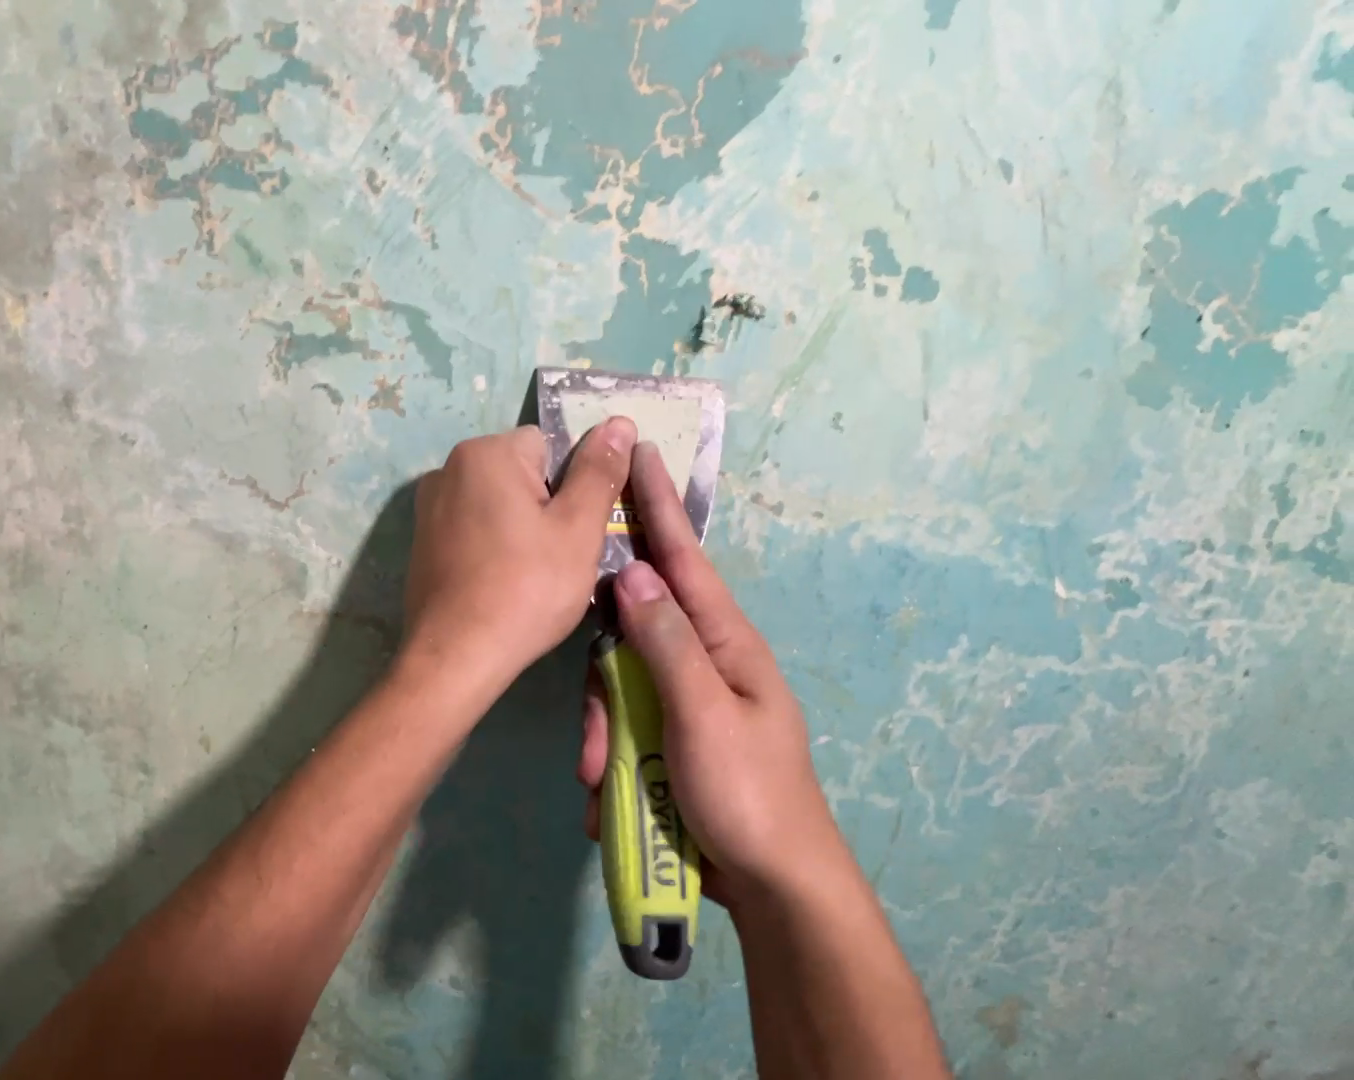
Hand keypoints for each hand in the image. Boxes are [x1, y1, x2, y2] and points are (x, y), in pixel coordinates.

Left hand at [403, 418, 635, 688]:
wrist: (455, 656)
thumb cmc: (525, 589)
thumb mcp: (578, 529)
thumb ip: (599, 471)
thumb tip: (619, 423)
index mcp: (484, 453)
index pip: (550, 445)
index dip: (574, 485)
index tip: (578, 528)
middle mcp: (447, 469)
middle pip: (522, 473)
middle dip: (547, 507)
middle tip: (561, 556)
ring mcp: (429, 507)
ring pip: (498, 505)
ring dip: (521, 529)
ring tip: (534, 576)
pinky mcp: (422, 542)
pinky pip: (474, 530)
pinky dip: (493, 548)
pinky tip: (503, 584)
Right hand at [578, 443, 851, 905]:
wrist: (776, 887)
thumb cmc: (749, 794)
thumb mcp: (702, 715)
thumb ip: (665, 642)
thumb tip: (631, 574)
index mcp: (725, 641)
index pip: (682, 558)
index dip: (657, 504)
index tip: (636, 451)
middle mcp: (703, 659)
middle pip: (631, 636)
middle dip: (604, 691)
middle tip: (597, 750)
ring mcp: (686, 698)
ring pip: (619, 688)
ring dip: (604, 741)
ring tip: (605, 792)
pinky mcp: (670, 734)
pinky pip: (624, 727)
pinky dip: (612, 763)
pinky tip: (611, 802)